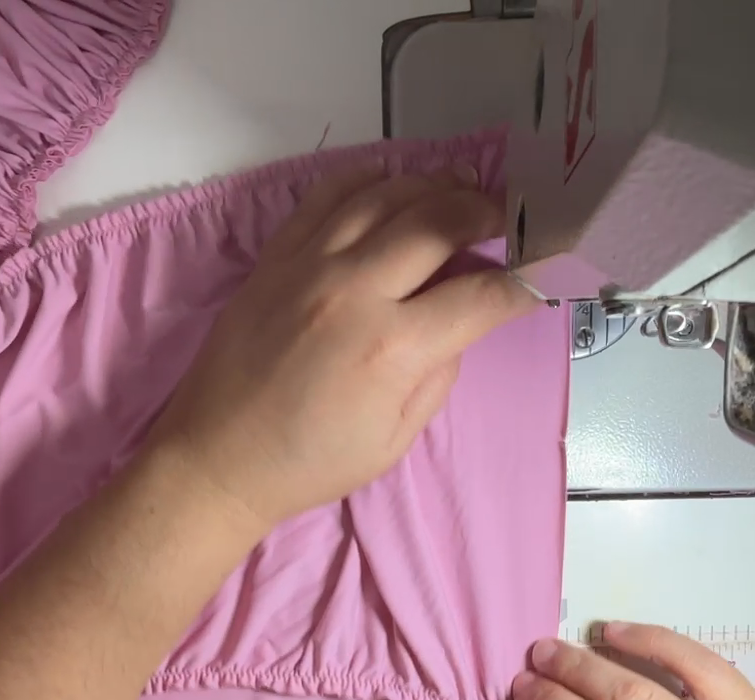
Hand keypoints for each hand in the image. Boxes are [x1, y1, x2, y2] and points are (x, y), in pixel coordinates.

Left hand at [147, 164, 535, 530]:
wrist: (218, 458)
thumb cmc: (310, 463)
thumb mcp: (394, 441)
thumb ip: (438, 377)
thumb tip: (458, 325)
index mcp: (392, 349)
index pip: (481, 295)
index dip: (521, 282)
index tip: (537, 276)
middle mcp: (355, 290)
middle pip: (439, 221)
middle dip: (485, 213)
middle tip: (504, 220)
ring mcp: (309, 265)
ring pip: (387, 194)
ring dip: (434, 186)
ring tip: (458, 193)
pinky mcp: (275, 258)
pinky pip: (328, 196)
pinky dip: (370, 181)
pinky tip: (391, 186)